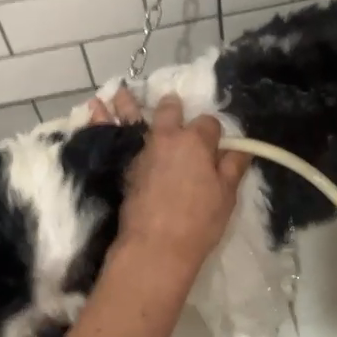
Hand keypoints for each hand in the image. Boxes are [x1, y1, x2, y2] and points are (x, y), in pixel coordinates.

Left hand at [86, 88, 249, 272]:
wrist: (155, 246)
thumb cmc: (198, 222)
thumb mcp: (226, 196)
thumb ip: (232, 168)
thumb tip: (241, 149)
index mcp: (195, 141)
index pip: (209, 124)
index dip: (214, 134)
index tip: (216, 147)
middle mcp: (166, 137)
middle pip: (169, 110)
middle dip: (173, 106)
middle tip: (172, 104)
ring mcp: (140, 149)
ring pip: (131, 116)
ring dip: (126, 102)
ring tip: (117, 90)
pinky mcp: (122, 164)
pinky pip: (110, 135)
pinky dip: (101, 121)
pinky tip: (95, 111)